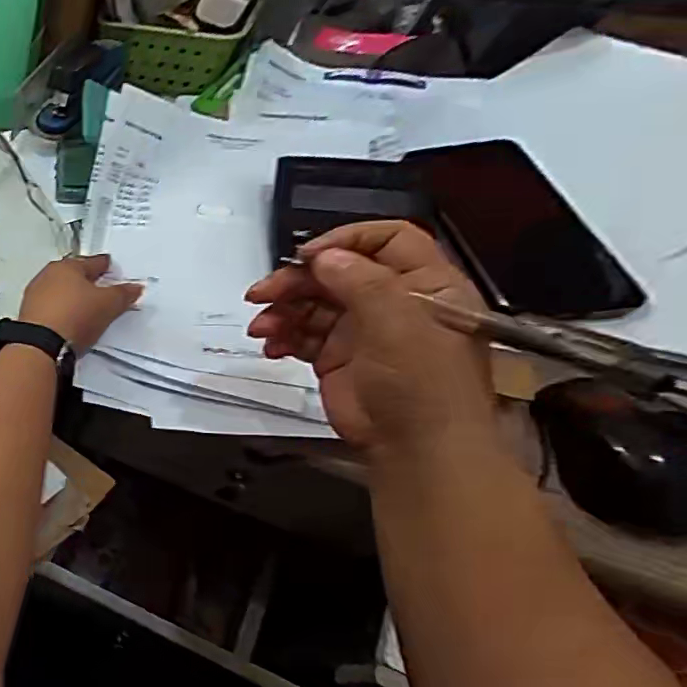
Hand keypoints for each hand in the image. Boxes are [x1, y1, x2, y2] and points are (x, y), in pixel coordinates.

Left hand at [20, 254, 142, 352]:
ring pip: (58, 293)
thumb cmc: (74, 316)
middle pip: (71, 276)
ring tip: (85, 308)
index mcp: (67, 267)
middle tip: (99, 288)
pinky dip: (59, 312)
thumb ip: (123, 294)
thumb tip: (134, 288)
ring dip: (70, 298)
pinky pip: (49, 310)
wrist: (40, 345)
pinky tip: (67, 321)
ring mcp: (34, 298)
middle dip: (85, 281)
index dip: (104, 266)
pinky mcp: (27, 317)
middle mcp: (46, 278)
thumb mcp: (108, 304)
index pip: (92, 262)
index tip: (109, 266)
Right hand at [244, 221, 494, 453]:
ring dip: (282, 311)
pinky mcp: (335, 357)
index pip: (386, 241)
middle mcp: (392, 302)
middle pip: (337, 273)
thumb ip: (362, 283)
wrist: (414, 445)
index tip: (306, 257)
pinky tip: (271, 346)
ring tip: (262, 328)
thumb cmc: (424, 385)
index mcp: (424, 284)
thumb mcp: (399, 324)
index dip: (345, 242)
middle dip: (296, 281)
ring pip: (313, 304)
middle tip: (262, 293)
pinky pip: (301, 336)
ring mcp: (362, 331)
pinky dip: (282, 337)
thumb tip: (325, 257)